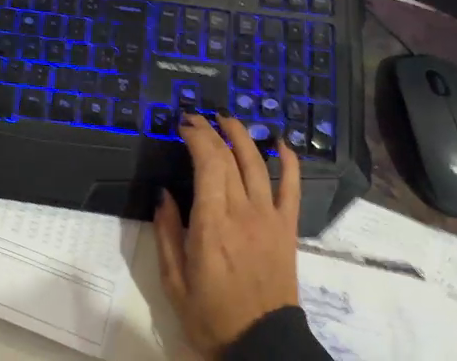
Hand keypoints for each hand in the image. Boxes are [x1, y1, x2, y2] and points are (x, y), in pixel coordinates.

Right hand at [154, 113, 302, 357]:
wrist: (262, 346)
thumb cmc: (212, 316)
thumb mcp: (174, 282)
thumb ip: (166, 233)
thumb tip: (164, 194)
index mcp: (211, 225)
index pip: (207, 163)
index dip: (196, 136)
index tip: (182, 125)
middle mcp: (242, 213)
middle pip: (229, 157)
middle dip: (211, 130)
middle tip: (196, 118)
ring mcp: (269, 218)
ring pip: (257, 163)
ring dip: (242, 135)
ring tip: (227, 119)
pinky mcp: (288, 229)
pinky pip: (292, 188)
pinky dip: (289, 161)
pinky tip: (281, 143)